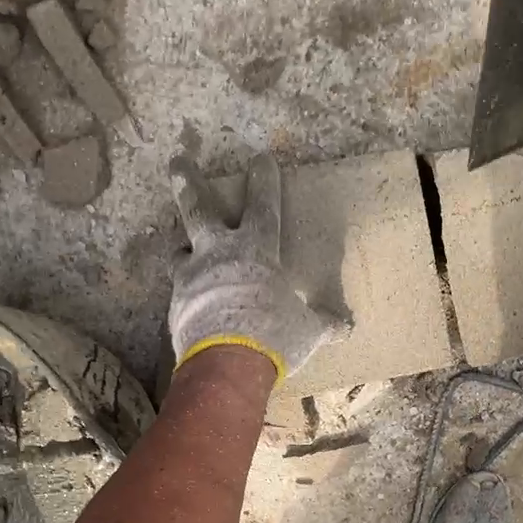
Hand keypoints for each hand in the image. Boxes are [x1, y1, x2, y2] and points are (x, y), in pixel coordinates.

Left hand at [168, 152, 338, 381]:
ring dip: (183, 246)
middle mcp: (219, 254)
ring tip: (183, 247)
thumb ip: (324, 322)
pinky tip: (192, 299)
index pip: (263, 206)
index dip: (264, 181)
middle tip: (177, 160)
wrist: (228, 364)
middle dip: (188, 181)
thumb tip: (346, 326)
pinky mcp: (176, 304)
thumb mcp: (308, 329)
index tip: (261, 158)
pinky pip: (180, 289)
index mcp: (256, 251)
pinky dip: (188, 290)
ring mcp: (192, 277)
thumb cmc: (275, 335)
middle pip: (199, 208)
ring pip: (181, 250)